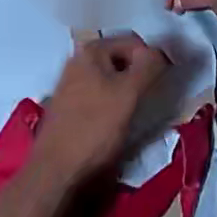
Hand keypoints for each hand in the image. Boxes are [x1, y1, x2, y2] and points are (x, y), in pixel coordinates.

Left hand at [29, 34, 169, 183]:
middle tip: (147, 96)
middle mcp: (77, 61)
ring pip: (112, 77)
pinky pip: (100, 93)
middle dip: (139, 74)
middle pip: (123, 58)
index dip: (151, 60)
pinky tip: (115, 120)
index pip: (135, 42)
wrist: (55, 173)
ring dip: (127, 89)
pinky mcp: (68, 105)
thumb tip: (161, 52)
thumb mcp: (130, 92)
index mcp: (91, 51)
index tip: (158, 83)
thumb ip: (150, 65)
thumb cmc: (95, 128)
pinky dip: (112, 101)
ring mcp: (70, 84)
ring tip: (133, 110)